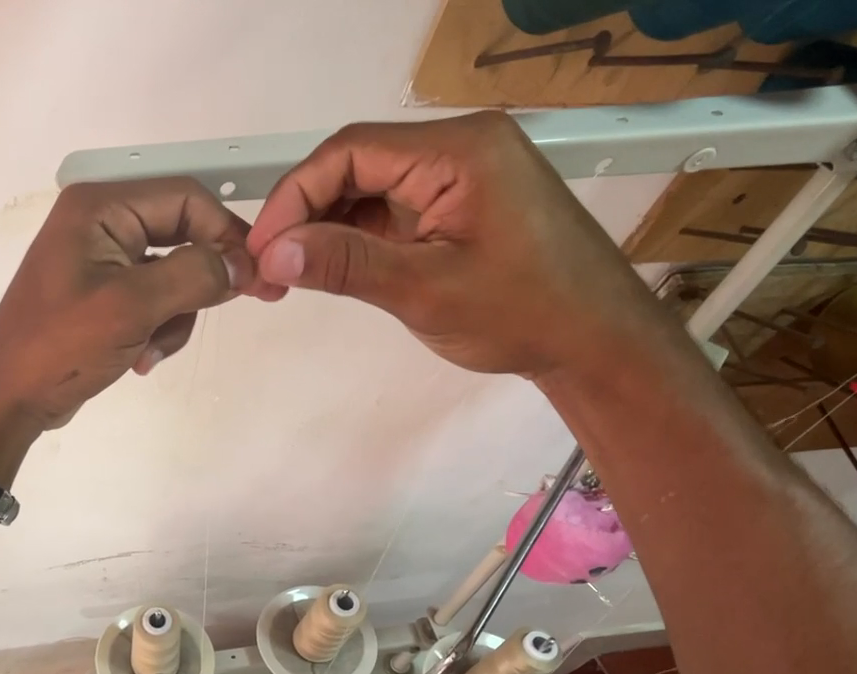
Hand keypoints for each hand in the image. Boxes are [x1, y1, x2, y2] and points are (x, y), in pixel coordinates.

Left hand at [0, 178, 258, 481]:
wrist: (8, 400)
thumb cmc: (61, 347)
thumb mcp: (133, 307)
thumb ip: (196, 275)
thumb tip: (245, 263)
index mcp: (100, 207)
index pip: (186, 199)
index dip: (225, 234)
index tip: (256, 277)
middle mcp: (100, 223)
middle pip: (182, 236)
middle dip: (194, 286)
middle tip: (214, 315)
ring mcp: (99, 260)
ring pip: (173, 275)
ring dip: (174, 318)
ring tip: (150, 351)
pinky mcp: (101, 294)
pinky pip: (152, 301)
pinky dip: (156, 330)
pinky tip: (139, 358)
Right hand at [245, 112, 680, 378]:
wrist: (593, 342)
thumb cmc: (524, 313)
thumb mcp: (424, 290)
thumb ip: (345, 264)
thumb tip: (272, 255)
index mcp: (459, 149)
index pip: (349, 152)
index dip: (294, 198)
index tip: (262, 251)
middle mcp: (459, 148)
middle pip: (355, 165)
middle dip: (305, 214)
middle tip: (270, 268)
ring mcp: (459, 176)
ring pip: (368, 188)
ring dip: (326, 227)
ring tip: (293, 274)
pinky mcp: (457, 205)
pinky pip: (390, 209)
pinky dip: (355, 237)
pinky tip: (332, 267)